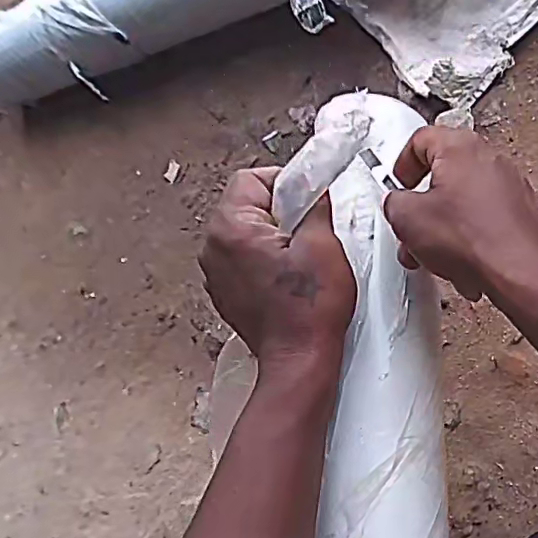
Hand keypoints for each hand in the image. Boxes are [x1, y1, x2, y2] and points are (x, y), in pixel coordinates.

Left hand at [202, 168, 356, 376]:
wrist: (299, 359)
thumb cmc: (307, 313)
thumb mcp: (323, 245)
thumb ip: (315, 206)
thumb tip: (313, 190)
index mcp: (231, 229)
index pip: (252, 179)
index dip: (286, 184)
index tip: (308, 198)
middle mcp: (214, 250)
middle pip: (248, 207)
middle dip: (281, 214)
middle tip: (309, 236)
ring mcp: (218, 275)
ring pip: (248, 236)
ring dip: (274, 240)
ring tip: (300, 264)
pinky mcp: (228, 294)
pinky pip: (246, 263)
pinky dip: (267, 264)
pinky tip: (289, 281)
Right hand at [383, 127, 537, 301]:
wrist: (516, 273)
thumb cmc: (473, 242)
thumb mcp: (408, 220)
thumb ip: (394, 203)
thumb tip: (397, 205)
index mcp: (461, 149)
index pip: (421, 140)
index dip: (403, 163)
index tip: (399, 183)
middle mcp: (491, 160)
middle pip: (446, 173)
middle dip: (425, 203)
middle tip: (414, 224)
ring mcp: (512, 186)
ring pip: (467, 200)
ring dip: (447, 222)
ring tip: (436, 250)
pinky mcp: (523, 213)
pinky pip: (488, 218)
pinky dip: (472, 234)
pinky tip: (462, 257)